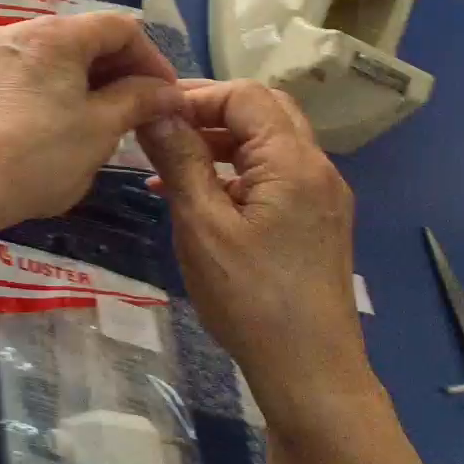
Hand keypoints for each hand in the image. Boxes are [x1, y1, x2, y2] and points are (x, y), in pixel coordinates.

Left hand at [0, 12, 182, 227]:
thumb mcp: (102, 127)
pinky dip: (56, 85)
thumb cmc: (40, 153)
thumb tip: (166, 92)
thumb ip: (139, 100)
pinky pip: (28, 70)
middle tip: (144, 109)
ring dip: (89, 79)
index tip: (166, 96)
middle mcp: (16, 32)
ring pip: (55, 54)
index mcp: (51, 34)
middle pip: (83, 36)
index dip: (151, 59)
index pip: (118, 28)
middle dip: (119, 69)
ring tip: (111, 117)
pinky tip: (70, 117)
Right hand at [135, 80, 372, 426]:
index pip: (246, 97)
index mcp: (294, 166)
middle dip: (205, 108)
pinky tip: (186, 188)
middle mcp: (316, 171)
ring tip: (161, 156)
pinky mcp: (307, 219)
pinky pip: (266, 170)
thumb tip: (152, 110)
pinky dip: (226, 164)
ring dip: (213, 136)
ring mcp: (316, 197)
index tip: (147, 113)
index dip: (194, 95)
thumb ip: (178, 160)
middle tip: (154, 124)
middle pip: (263, 110)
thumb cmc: (248, 294)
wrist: (307, 368)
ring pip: (264, 139)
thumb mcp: (201, 222)